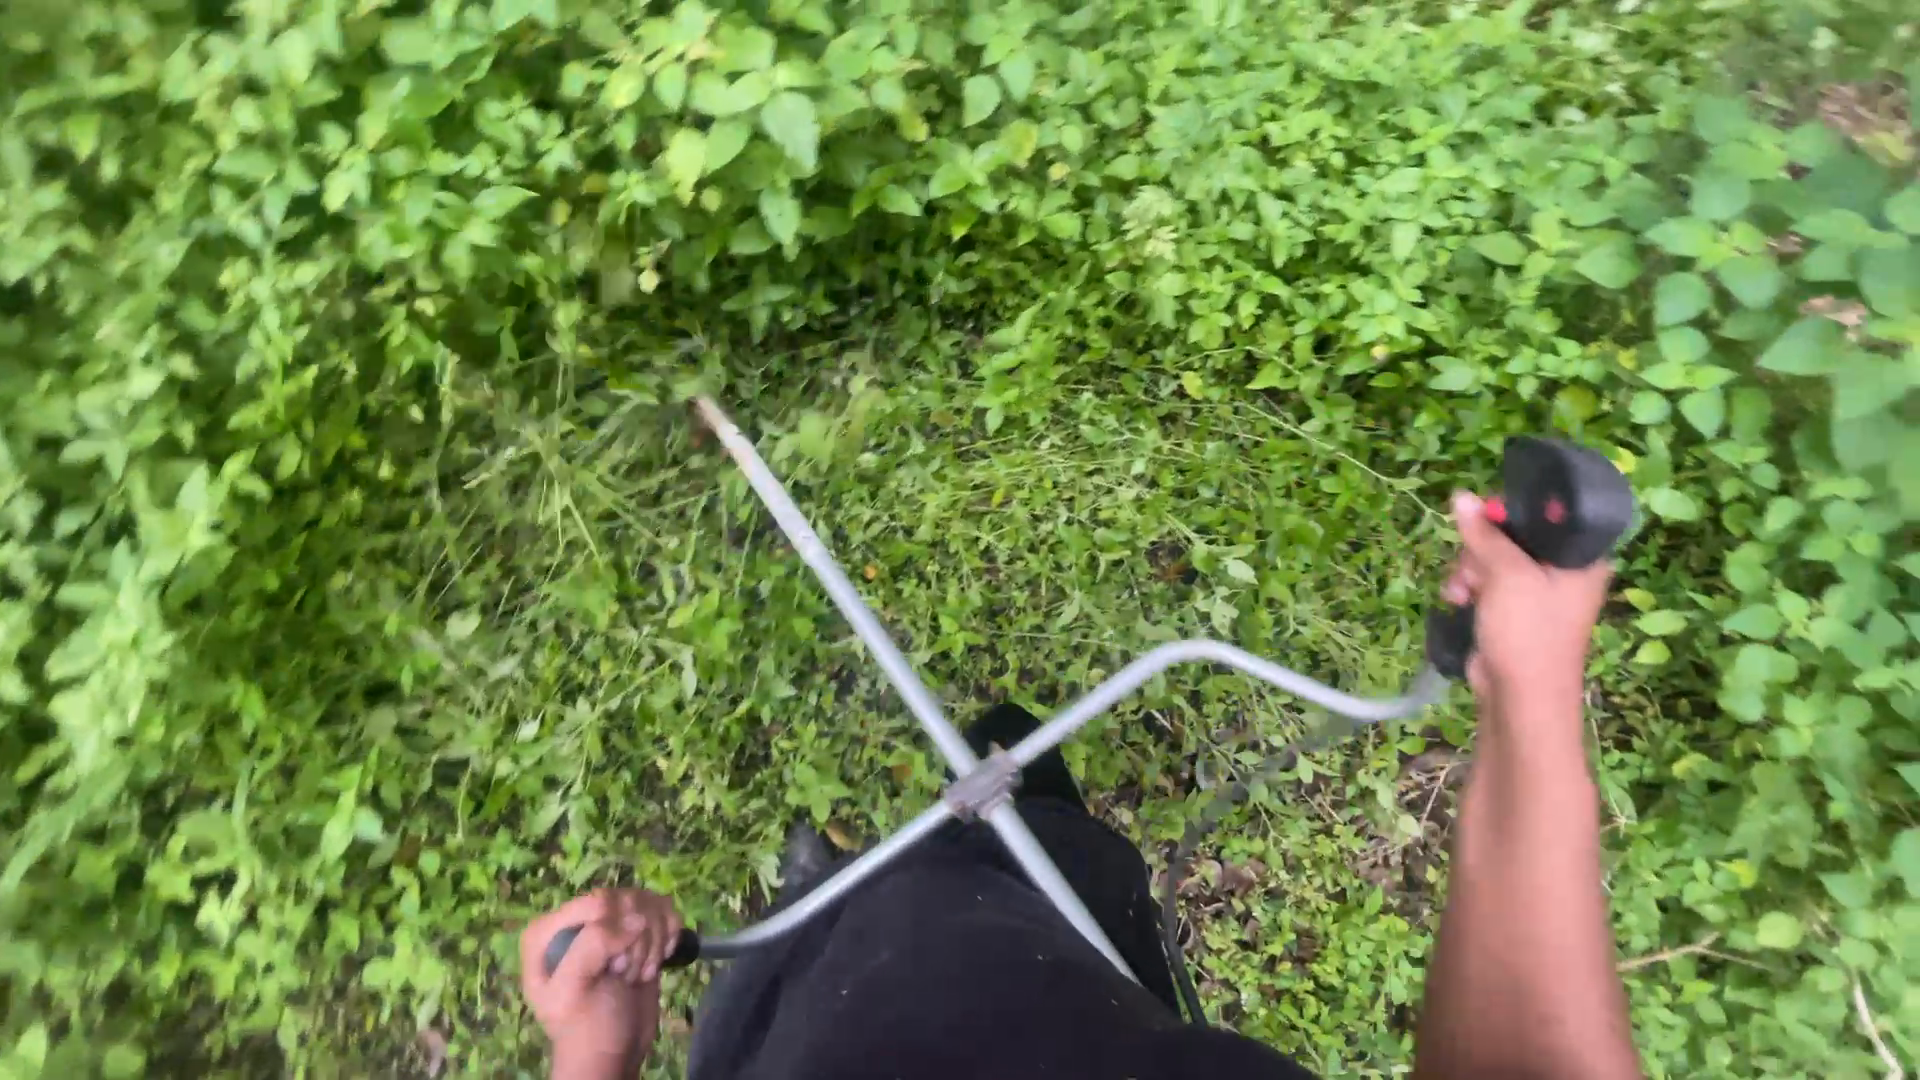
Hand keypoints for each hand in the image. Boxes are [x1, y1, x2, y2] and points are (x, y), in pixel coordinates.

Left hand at [519, 889, 682, 1078]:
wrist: (616, 1054)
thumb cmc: (585, 1029)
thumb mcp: (571, 992)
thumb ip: (592, 946)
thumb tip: (638, 920)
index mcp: (548, 931)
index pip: (598, 901)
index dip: (613, 930)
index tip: (610, 967)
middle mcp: (579, 920)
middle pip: (628, 899)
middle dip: (638, 939)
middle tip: (624, 973)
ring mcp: (612, 922)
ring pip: (650, 902)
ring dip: (655, 940)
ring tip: (638, 973)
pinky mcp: (640, 929)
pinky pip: (666, 909)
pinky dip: (669, 935)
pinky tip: (657, 961)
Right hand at [1442, 491, 1610, 706]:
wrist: (1520, 694)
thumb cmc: (1528, 632)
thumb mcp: (1507, 575)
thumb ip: (1485, 535)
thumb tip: (1461, 497)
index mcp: (1582, 558)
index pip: (1549, 514)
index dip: (1513, 512)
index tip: (1483, 520)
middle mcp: (1562, 570)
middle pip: (1511, 536)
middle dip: (1480, 549)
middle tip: (1475, 569)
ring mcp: (1535, 592)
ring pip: (1490, 559)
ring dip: (1467, 571)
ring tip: (1462, 592)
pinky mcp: (1510, 610)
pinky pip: (1482, 582)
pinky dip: (1466, 588)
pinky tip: (1457, 600)